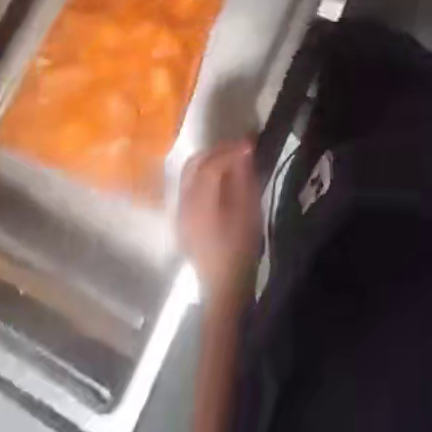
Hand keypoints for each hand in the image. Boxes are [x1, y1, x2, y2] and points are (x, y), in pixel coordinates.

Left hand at [178, 140, 261, 299]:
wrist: (224, 289)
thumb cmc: (240, 252)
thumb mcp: (249, 214)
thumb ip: (244, 180)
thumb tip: (244, 151)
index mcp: (199, 202)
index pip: (211, 164)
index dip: (231, 150)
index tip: (251, 142)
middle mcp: (183, 203)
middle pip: (194, 164)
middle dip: (217, 151)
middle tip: (240, 148)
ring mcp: (180, 211)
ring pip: (189, 173)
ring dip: (209, 161)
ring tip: (232, 160)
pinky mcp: (182, 219)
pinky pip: (189, 186)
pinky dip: (204, 175)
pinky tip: (221, 180)